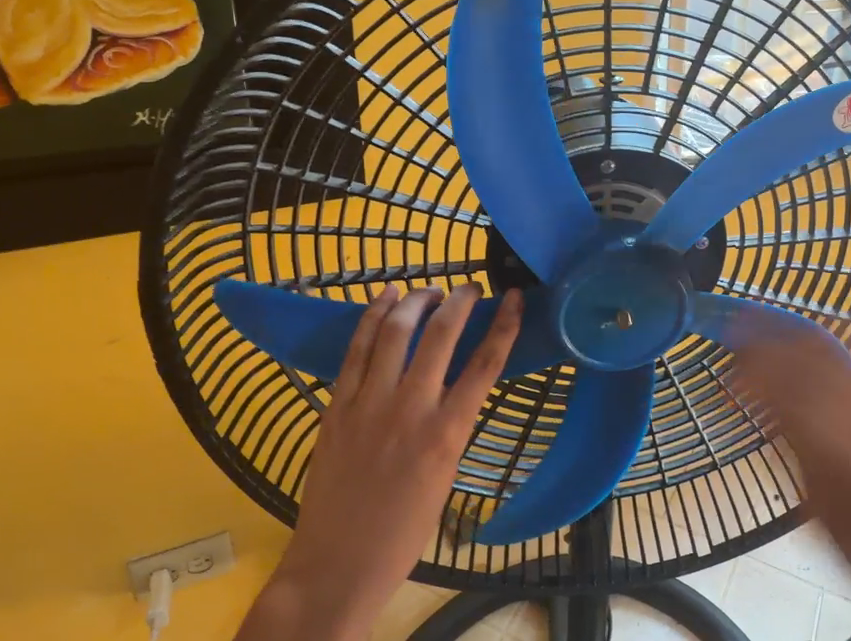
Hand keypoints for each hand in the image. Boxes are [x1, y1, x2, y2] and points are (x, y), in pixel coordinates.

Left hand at [236, 285, 521, 640]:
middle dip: (460, 300)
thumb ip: (451, 426)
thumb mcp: (445, 476)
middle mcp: (411, 408)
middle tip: (469, 288)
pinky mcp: (338, 405)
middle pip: (441, 334)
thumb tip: (457, 386)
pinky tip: (384, 299)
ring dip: (416, 301)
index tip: (512, 296)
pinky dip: (372, 317)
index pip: (485, 363)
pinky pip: (357, 349)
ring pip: (396, 331)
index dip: (504, 323)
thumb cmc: (403, 531)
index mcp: (447, 433)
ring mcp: (370, 403)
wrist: (338, 563)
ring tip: (429, 289)